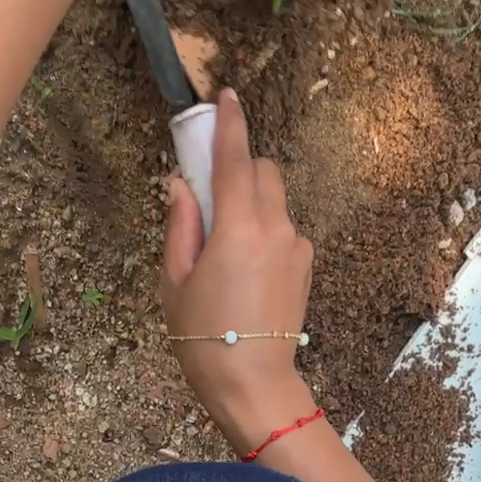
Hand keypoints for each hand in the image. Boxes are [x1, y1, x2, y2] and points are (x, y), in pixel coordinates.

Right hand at [161, 88, 318, 457]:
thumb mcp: (174, 283)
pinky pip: (284, 231)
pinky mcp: (306, 265)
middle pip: (262, 171)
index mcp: (237, 227)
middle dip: (239, 170)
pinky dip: (266, 233)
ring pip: (275, 201)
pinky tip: (248, 273)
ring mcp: (297, 245)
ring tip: (228, 250)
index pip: (234, 158)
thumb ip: (180, 226)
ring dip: (252, 205)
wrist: (253, 383)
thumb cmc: (202, 339)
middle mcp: (275, 226)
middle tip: (211, 199)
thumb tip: (181, 186)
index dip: (229, 124)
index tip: (226, 97)